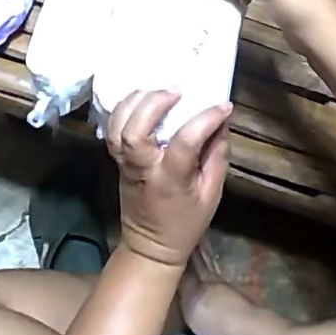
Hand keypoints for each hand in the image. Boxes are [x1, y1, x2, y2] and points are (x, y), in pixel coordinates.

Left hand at [105, 91, 230, 268]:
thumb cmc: (185, 222)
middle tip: (178, 91)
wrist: (149, 246)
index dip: (205, 120)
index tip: (222, 106)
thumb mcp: (211, 195)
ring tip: (158, 88)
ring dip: (135, 102)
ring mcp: (124, 163)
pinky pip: (113, 128)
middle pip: (136, 131)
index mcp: (170, 180)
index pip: (184, 143)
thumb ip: (217, 156)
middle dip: (154, 104)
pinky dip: (124, 108)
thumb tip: (220, 122)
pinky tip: (142, 96)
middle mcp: (142, 168)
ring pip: (117, 127)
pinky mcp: (116, 159)